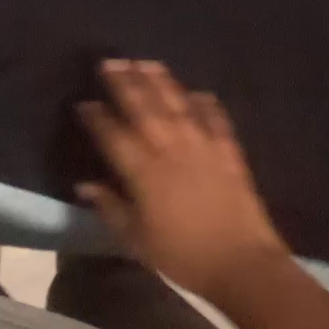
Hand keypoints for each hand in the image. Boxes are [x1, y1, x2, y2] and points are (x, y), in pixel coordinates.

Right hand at [77, 60, 287, 298]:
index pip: (113, 134)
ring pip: (176, 105)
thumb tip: (84, 185)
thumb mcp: (138, 241)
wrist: (244, 266)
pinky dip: (206, 104)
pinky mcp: (228, 152)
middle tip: (110, 62)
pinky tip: (198, 92)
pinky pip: (215, 120)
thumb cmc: (184, 256)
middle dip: (124, 83)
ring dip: (160, 81)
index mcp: (143, 171)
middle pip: (142, 108)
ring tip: (145, 62)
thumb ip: (111, 208)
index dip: (96, 117)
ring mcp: (201, 146)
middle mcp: (169, 149)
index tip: (84, 101)